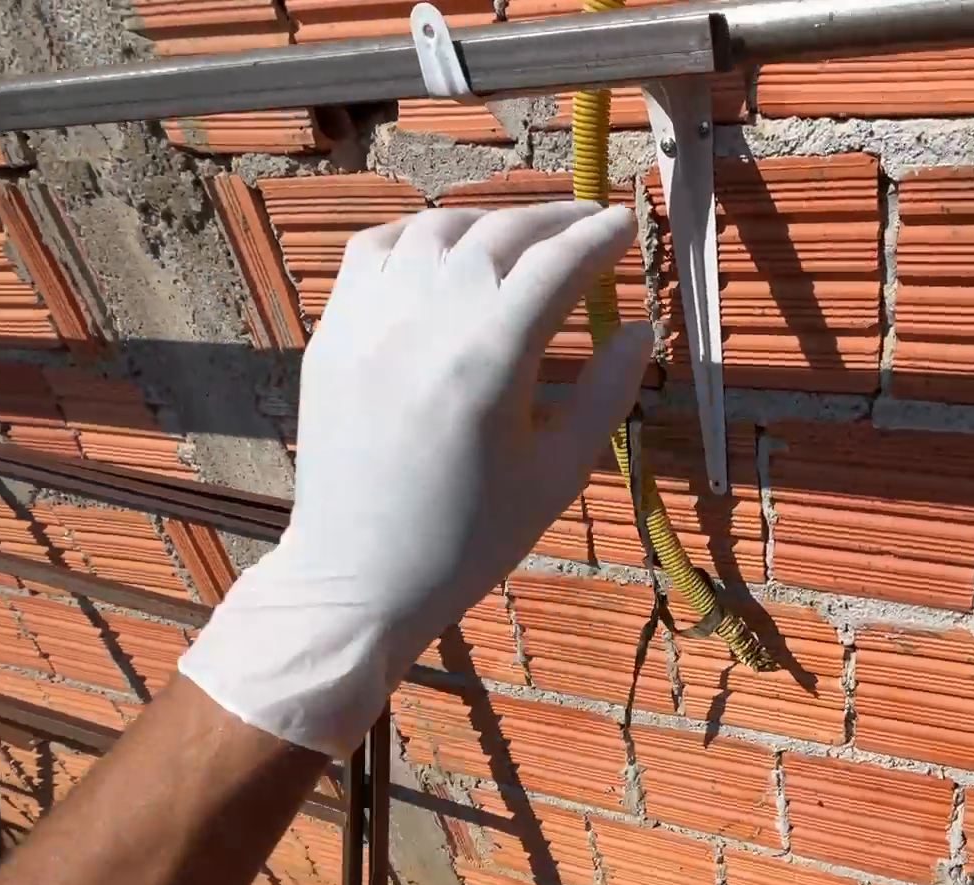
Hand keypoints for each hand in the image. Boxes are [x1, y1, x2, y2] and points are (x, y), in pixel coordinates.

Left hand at [179, 201, 652, 756]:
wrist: (363, 575)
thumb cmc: (476, 537)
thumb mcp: (560, 473)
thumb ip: (606, 394)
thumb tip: (641, 330)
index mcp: (488, 365)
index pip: (554, 271)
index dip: (597, 240)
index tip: (626, 223)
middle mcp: (423, 325)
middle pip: (499, 238)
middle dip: (555, 220)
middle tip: (593, 221)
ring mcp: (367, 322)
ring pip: (437, 232)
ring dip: (494, 221)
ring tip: (531, 234)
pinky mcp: (332, 332)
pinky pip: (377, 250)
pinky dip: (424, 234)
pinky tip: (451, 247)